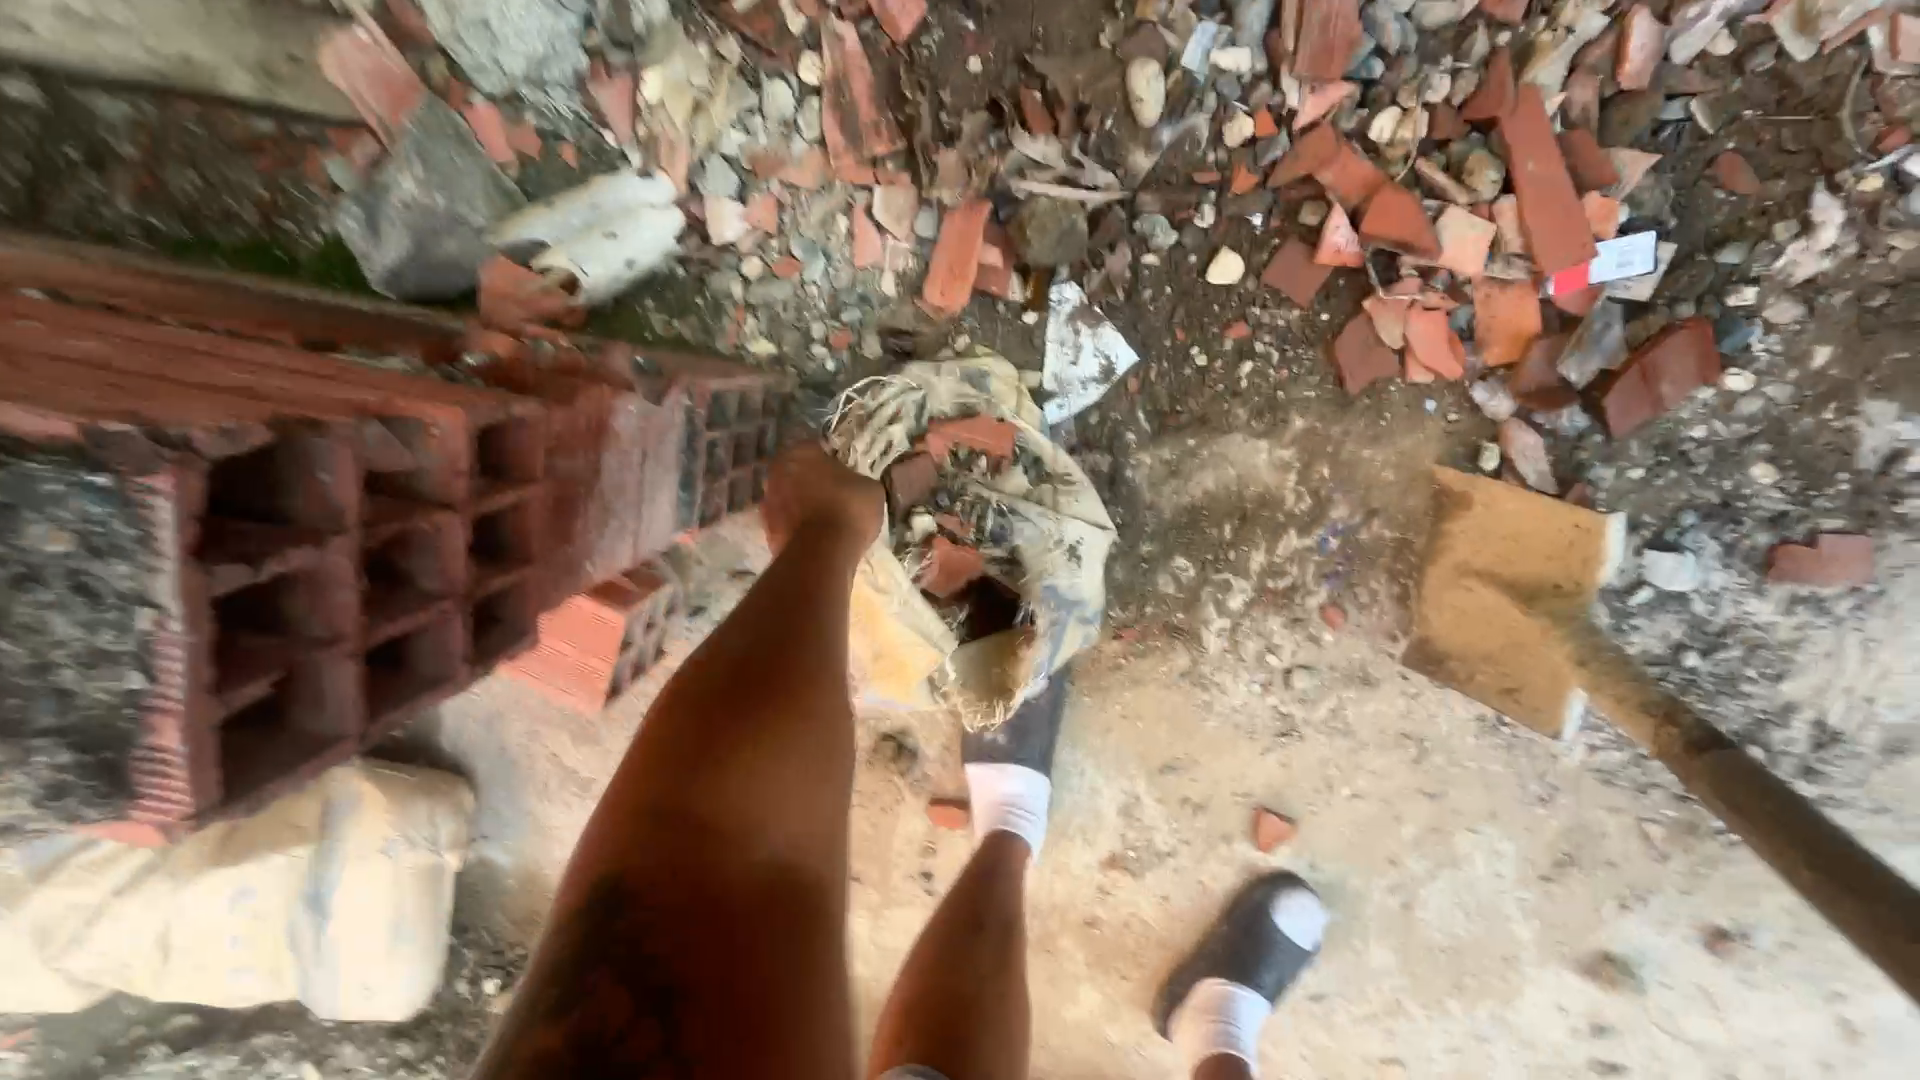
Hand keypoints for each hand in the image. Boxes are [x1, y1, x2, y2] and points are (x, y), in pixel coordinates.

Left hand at [762, 442, 883, 555]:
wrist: (823, 552)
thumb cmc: (849, 509)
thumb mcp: (870, 488)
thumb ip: (857, 481)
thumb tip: (853, 486)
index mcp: (801, 452)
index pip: (815, 449)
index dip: (830, 461)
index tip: (843, 474)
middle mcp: (777, 472)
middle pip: (796, 473)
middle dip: (810, 482)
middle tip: (832, 496)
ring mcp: (767, 502)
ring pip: (787, 498)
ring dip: (800, 506)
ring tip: (824, 521)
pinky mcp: (766, 530)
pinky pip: (785, 523)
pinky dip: (796, 528)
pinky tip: (815, 538)